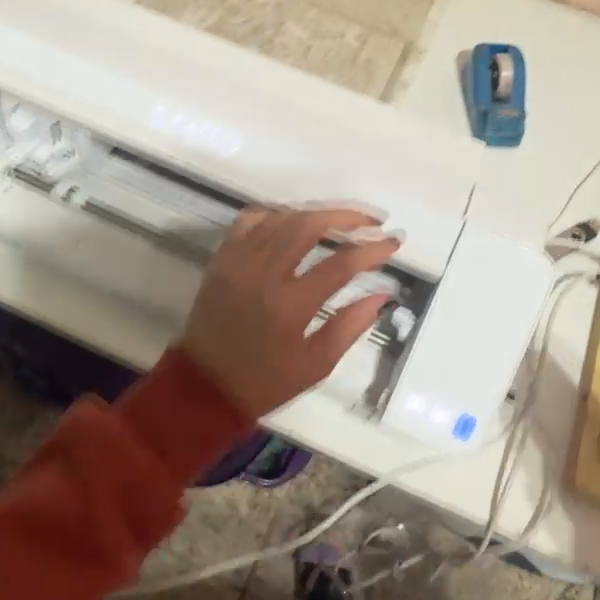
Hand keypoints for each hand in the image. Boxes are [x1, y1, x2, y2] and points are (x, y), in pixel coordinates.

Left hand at [177, 207, 401, 417]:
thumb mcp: (316, 364)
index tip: (394, 241)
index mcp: (291, 305)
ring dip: (314, 213)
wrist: (205, 386)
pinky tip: (293, 223)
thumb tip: (384, 294)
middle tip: (371, 221)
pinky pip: (249, 220)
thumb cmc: (266, 382)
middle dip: (347, 216)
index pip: (341, 264)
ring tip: (340, 220)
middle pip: (309, 224)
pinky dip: (275, 215)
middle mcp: (263, 274)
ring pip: (281, 217)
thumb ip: (351, 325)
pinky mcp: (221, 259)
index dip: (373, 249)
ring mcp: (238, 261)